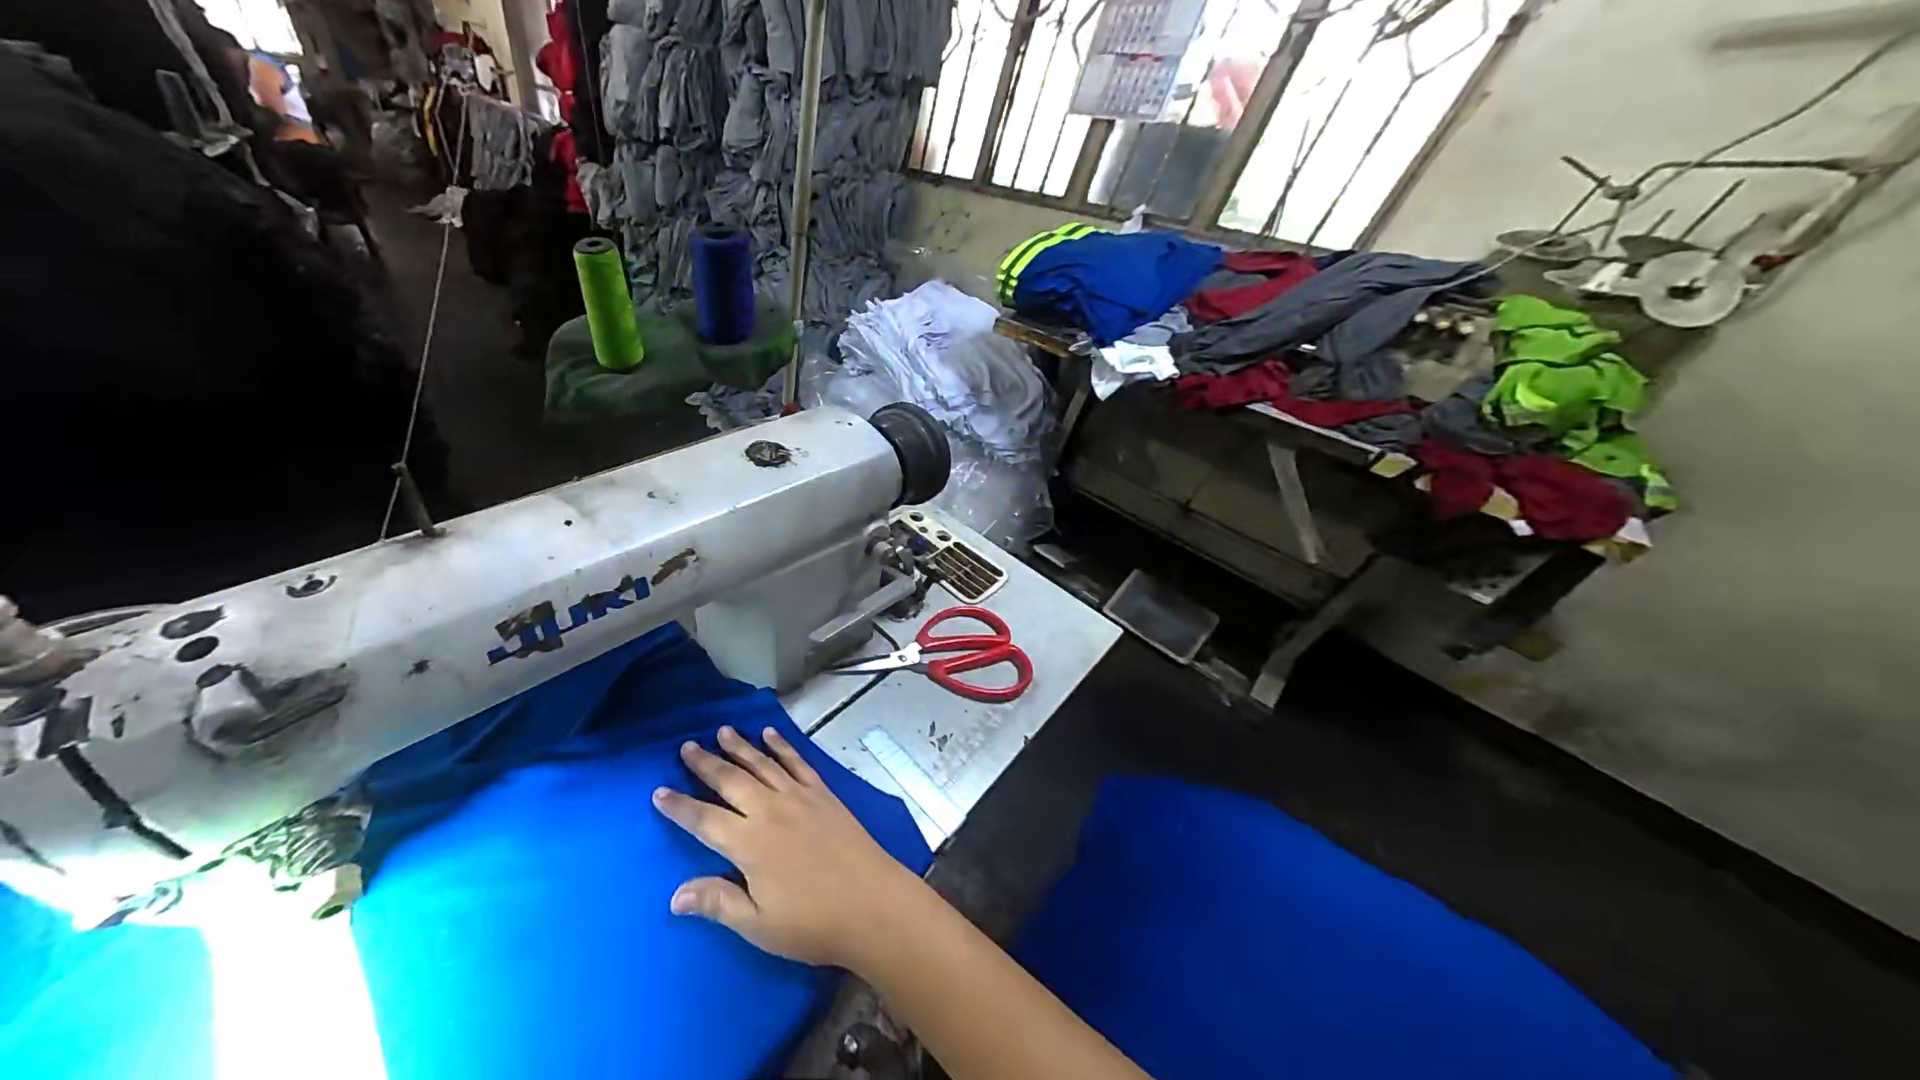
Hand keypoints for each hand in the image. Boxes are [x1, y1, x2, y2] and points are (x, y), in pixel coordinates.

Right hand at [652, 725, 927, 968]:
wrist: (873, 903)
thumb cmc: (813, 923)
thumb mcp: (758, 924)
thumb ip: (718, 902)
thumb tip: (675, 894)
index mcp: (749, 844)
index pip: (704, 820)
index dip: (679, 806)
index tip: (659, 791)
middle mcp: (771, 811)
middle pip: (731, 781)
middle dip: (706, 763)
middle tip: (687, 746)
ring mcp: (800, 798)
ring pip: (762, 764)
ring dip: (740, 747)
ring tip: (722, 731)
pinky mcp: (824, 794)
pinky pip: (797, 763)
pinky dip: (782, 747)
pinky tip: (771, 735)